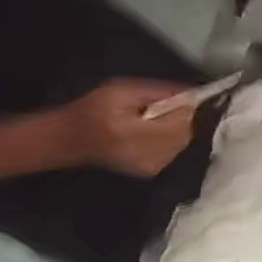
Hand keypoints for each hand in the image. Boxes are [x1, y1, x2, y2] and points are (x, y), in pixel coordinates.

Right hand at [56, 79, 197, 176]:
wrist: (74, 139)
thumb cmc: (92, 109)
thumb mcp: (120, 90)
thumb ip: (155, 91)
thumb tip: (188, 93)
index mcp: (130, 132)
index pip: (177, 123)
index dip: (183, 109)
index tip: (180, 98)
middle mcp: (143, 154)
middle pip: (183, 134)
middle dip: (178, 118)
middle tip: (159, 109)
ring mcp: (149, 166)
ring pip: (181, 144)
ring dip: (173, 130)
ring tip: (149, 122)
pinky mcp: (151, 171)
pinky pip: (173, 152)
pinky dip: (167, 141)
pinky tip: (147, 135)